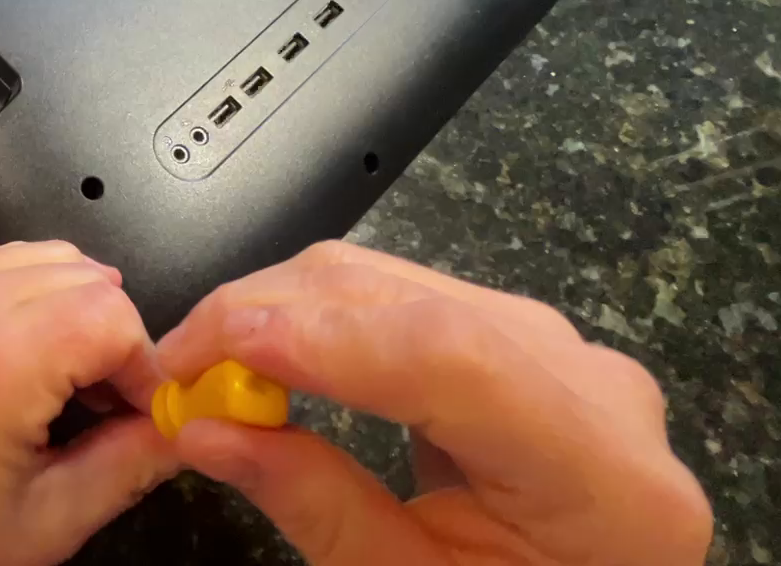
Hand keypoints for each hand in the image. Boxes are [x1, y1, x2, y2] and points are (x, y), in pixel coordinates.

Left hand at [0, 241, 177, 565]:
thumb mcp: (48, 520)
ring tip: (71, 382)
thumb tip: (182, 425)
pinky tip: (35, 354)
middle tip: (110, 406)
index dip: (145, 365)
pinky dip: (44, 294)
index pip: (114, 315)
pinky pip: (15, 261)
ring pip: (57, 258)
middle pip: (90, 279)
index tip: (142, 415)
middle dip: (117, 338)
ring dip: (82, 310)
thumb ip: (130, 464)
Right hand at [158, 241, 712, 565]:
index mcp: (604, 474)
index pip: (448, 357)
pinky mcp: (490, 318)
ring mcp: (536, 332)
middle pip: (389, 299)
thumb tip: (198, 429)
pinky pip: (374, 283)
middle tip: (175, 370)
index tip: (205, 359)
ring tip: (205, 360)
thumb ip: (314, 507)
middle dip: (259, 317)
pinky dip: (297, 307)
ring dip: (267, 305)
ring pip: (367, 272)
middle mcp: (578, 371)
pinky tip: (259, 346)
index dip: (318, 338)